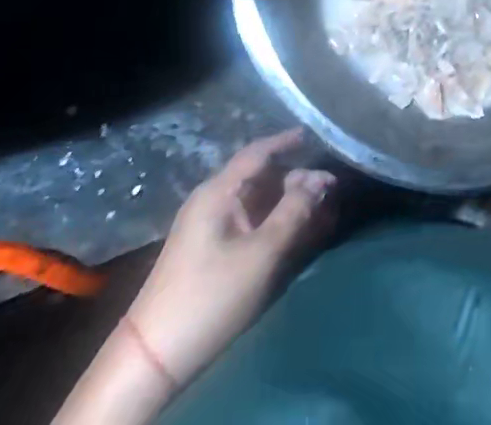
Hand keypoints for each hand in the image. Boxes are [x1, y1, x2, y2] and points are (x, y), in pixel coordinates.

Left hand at [122, 129, 335, 385]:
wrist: (156, 355)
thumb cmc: (212, 294)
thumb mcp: (262, 252)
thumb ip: (294, 211)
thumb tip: (320, 180)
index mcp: (218, 192)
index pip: (258, 153)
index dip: (287, 141)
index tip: (316, 135)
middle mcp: (214, 201)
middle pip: (263, 178)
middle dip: (299, 180)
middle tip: (333, 189)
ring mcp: (212, 227)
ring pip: (261, 202)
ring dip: (292, 204)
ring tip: (326, 210)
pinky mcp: (214, 250)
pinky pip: (253, 224)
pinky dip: (278, 223)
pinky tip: (302, 232)